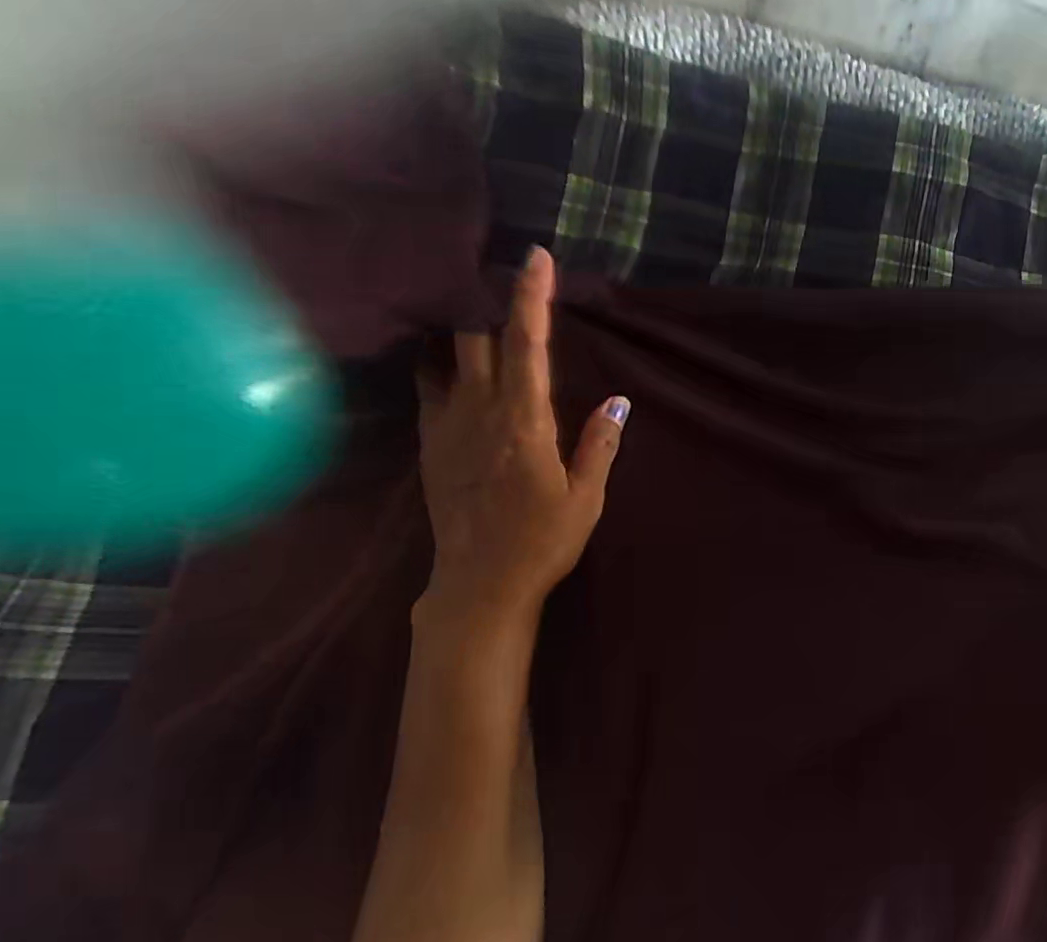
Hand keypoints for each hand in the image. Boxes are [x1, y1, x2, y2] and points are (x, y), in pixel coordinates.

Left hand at [416, 248, 628, 619]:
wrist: (480, 582)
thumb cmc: (543, 541)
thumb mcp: (586, 497)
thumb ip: (599, 444)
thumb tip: (617, 401)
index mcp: (523, 421)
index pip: (526, 344)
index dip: (530, 297)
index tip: (534, 256)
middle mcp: (478, 411)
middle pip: (472, 336)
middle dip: (487, 302)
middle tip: (505, 284)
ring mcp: (445, 426)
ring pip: (444, 357)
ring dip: (462, 332)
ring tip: (479, 320)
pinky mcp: (429, 445)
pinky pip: (430, 388)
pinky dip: (442, 367)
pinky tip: (455, 371)